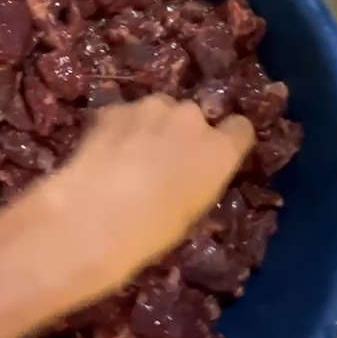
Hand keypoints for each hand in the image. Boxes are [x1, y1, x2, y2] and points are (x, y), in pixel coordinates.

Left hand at [10, 96, 253, 299]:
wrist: (96, 214)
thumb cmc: (153, 229)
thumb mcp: (190, 214)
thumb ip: (197, 183)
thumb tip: (185, 180)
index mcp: (219, 151)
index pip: (239, 129)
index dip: (226, 139)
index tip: (213, 154)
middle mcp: (191, 119)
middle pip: (194, 117)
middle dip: (180, 133)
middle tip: (160, 160)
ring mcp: (152, 108)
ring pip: (158, 110)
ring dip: (149, 126)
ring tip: (127, 155)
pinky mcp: (116, 108)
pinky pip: (125, 114)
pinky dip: (118, 127)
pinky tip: (103, 152)